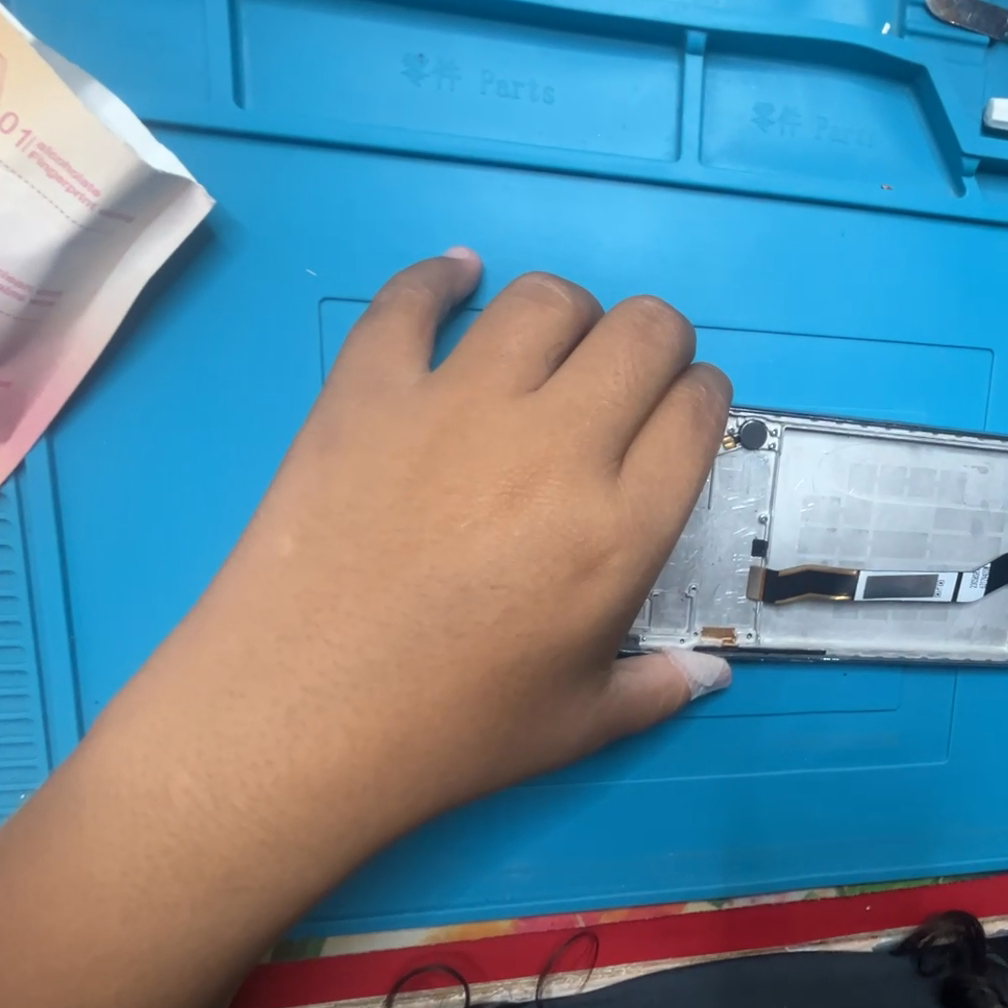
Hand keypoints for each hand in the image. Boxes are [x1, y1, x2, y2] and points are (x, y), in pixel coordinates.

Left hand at [113, 251, 733, 833]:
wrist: (293, 724)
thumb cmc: (453, 731)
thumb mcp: (582, 722)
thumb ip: (661, 688)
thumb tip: (713, 677)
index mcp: (621, 527)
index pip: (698, 410)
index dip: (707, 396)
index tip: (690, 409)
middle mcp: (557, 447)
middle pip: (644, 333)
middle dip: (661, 341)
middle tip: (638, 375)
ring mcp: (457, 409)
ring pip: (547, 301)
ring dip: (573, 313)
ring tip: (559, 346)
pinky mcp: (368, 394)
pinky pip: (411, 302)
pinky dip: (440, 277)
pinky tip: (457, 276)